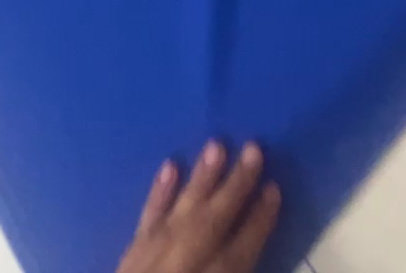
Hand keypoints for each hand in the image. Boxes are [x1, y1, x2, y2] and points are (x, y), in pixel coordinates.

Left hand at [116, 141, 280, 272]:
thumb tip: (247, 255)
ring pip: (181, 212)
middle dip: (237, 186)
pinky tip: (169, 166)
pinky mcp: (130, 257)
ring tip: (216, 144)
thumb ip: (234, 269)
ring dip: (200, 179)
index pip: (243, 248)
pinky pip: (146, 219)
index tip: (275, 187)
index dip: (261, 219)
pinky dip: (158, 193)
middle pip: (215, 221)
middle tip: (255, 147)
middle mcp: (184, 267)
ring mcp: (153, 259)